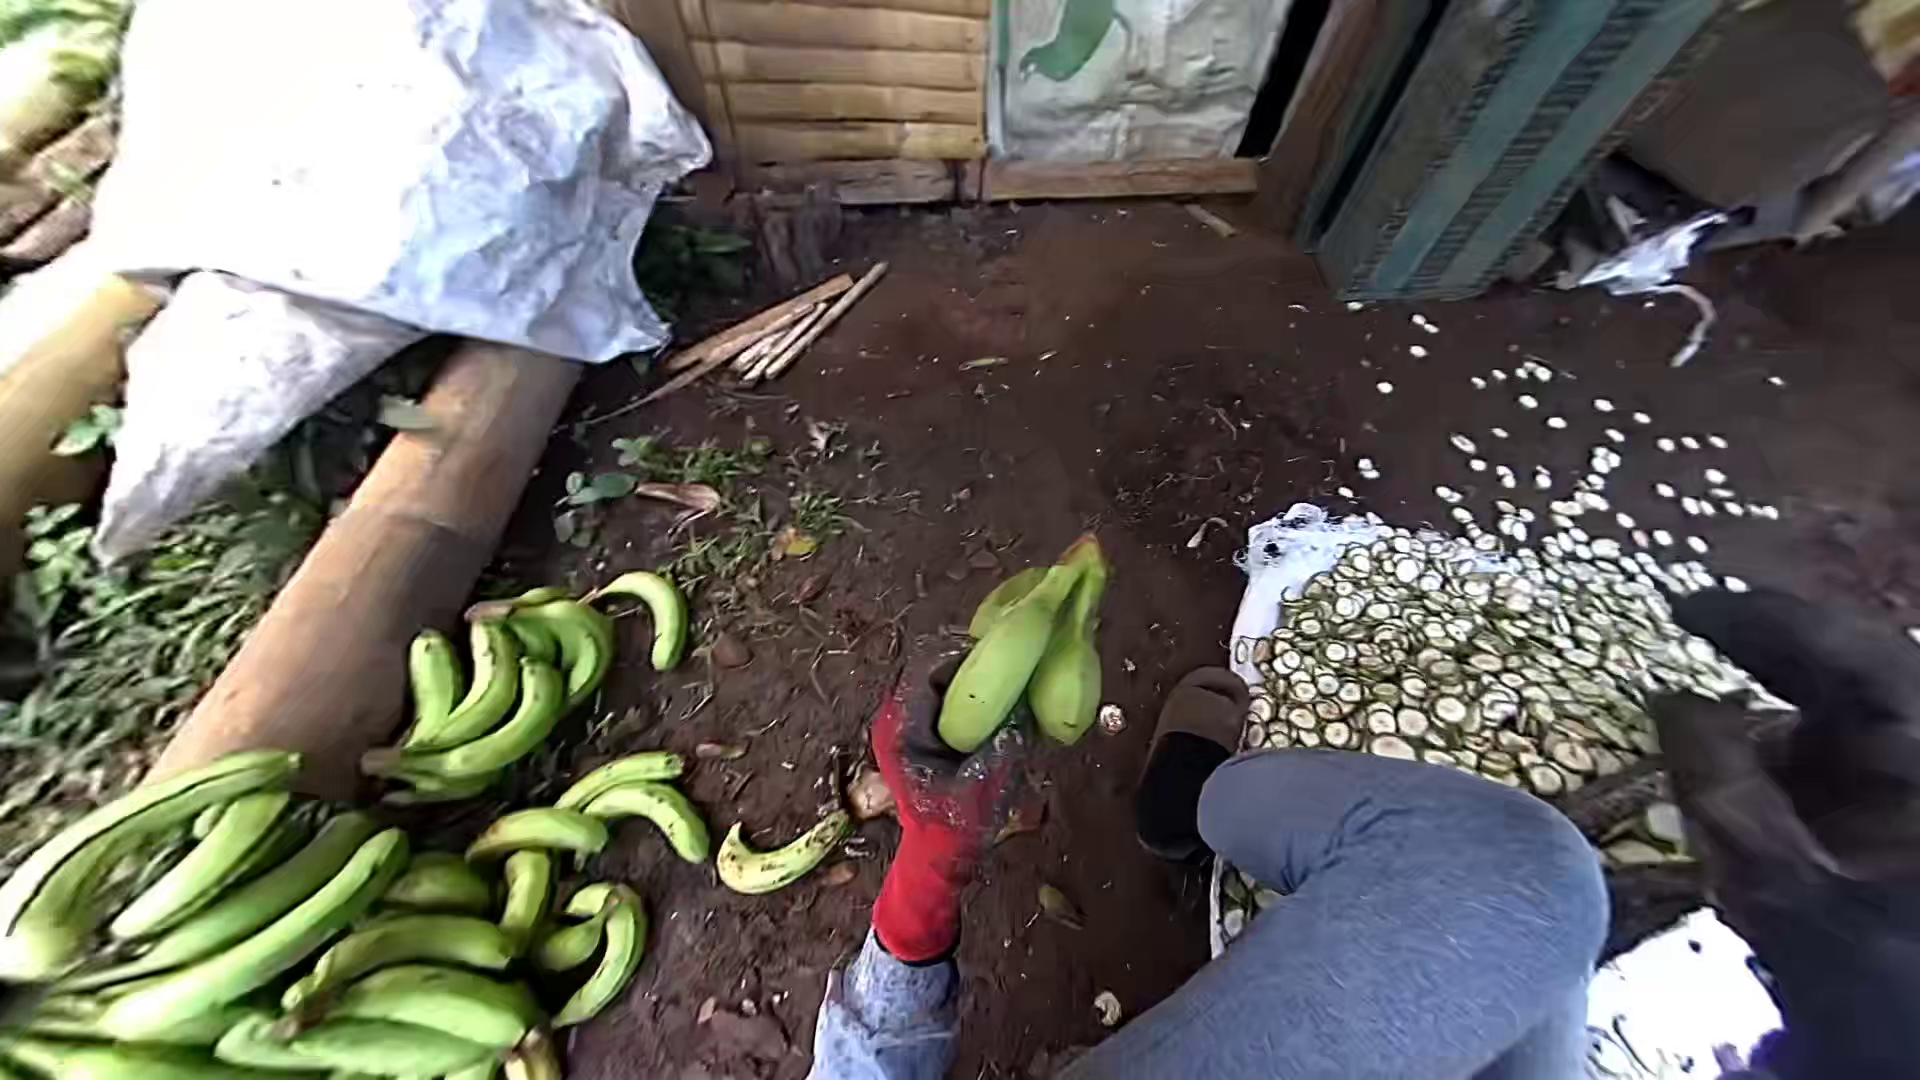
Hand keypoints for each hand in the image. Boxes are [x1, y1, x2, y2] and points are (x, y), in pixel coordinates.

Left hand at [869, 655, 1028, 963]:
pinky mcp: (917, 724)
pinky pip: (943, 690)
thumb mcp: (986, 787)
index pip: (928, 665)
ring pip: (939, 674)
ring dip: (970, 675)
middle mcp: (895, 715)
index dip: (966, 655)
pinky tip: (994, 699)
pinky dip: (967, 689)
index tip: (1002, 658)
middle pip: (932, 663)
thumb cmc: (955, 827)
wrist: (937, 854)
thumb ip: (1004, 745)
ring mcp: (904, 718)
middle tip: (1009, 666)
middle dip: (971, 662)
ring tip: (1005, 680)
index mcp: (902, 727)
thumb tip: (1025, 703)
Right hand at [1650, 588, 1919, 1075]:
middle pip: (1869, 671)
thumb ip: (1720, 782)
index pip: (1868, 664)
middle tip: (1684, 616)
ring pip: (1856, 702)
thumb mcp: (1778, 883)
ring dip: (1778, 670)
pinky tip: (1731, 719)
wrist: (1907, 1034)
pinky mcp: (1896, 805)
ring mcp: (1916, 785)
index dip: (1772, 621)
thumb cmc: (1865, 972)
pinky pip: (1841, 737)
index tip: (1682, 606)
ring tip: (1703, 648)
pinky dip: (1782, 714)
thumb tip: (1672, 700)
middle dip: (1773, 637)